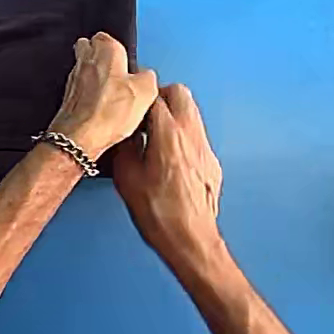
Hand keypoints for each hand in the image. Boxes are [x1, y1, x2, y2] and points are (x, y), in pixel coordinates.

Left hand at [48, 33, 157, 158]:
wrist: (80, 135)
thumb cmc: (108, 112)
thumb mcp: (145, 93)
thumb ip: (149, 78)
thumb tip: (147, 77)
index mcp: (106, 50)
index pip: (109, 37)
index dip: (119, 49)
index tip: (127, 61)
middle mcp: (86, 58)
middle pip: (90, 45)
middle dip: (101, 54)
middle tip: (116, 70)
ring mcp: (74, 75)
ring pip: (83, 63)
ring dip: (94, 72)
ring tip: (109, 89)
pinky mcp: (68, 93)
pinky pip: (79, 84)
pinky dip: (87, 89)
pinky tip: (98, 103)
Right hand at [113, 83, 226, 277]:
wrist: (190, 241)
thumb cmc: (159, 214)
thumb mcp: (126, 176)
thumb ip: (123, 145)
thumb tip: (121, 132)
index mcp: (168, 133)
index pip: (154, 94)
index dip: (137, 94)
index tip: (128, 101)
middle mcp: (191, 135)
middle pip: (179, 92)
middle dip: (160, 95)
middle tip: (143, 110)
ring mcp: (204, 148)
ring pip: (191, 111)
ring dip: (172, 113)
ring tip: (154, 131)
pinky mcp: (211, 163)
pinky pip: (196, 134)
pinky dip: (182, 134)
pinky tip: (168, 154)